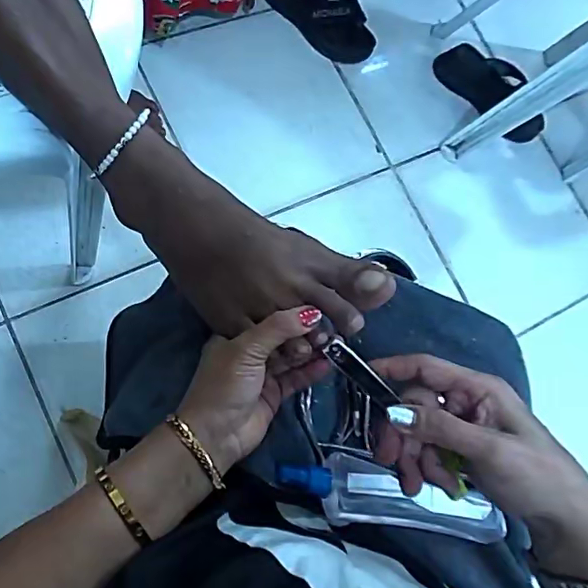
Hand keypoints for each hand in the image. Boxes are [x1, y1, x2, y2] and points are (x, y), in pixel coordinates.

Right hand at [107, 140, 396, 338]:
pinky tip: (275, 350)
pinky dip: (276, 355)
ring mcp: (263, 305)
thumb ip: (345, 270)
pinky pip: (265, 350)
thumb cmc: (252, 239)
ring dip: (308, 347)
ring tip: (302, 344)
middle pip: (333, 320)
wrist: (199, 232)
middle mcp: (292, 284)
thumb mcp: (303, 248)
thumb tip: (387, 286)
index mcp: (309, 263)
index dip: (355, 314)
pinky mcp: (235, 322)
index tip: (351, 322)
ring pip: (302, 342)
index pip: (351, 295)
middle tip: (328, 335)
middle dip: (337, 333)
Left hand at [174, 307, 332, 469]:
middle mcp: (248, 353)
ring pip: (291, 358)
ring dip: (310, 351)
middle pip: (281, 338)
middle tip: (327, 332)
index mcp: (233, 336)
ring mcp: (261, 374)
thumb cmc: (225, 385)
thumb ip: (278, 328)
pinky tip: (327, 364)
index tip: (317, 312)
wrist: (216, 434)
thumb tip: (312, 312)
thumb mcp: (247, 349)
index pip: (267, 319)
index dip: (291, 316)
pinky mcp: (273, 394)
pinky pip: (295, 378)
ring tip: (333, 345)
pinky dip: (310, 371)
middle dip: (304, 334)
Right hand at [369, 354, 587, 580]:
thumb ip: (439, 429)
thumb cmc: (537, 476)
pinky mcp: (460, 450)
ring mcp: (462, 427)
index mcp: (478, 390)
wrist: (565, 521)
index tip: (362, 377)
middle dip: (402, 435)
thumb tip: (394, 412)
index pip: (426, 367)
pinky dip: (426, 468)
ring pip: (416, 432)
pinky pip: (427, 451)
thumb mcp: (488, 451)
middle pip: (413, 406)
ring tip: (423, 485)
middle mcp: (466, 402)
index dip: (392, 368)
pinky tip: (436, 486)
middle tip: (390, 462)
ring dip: (415, 458)